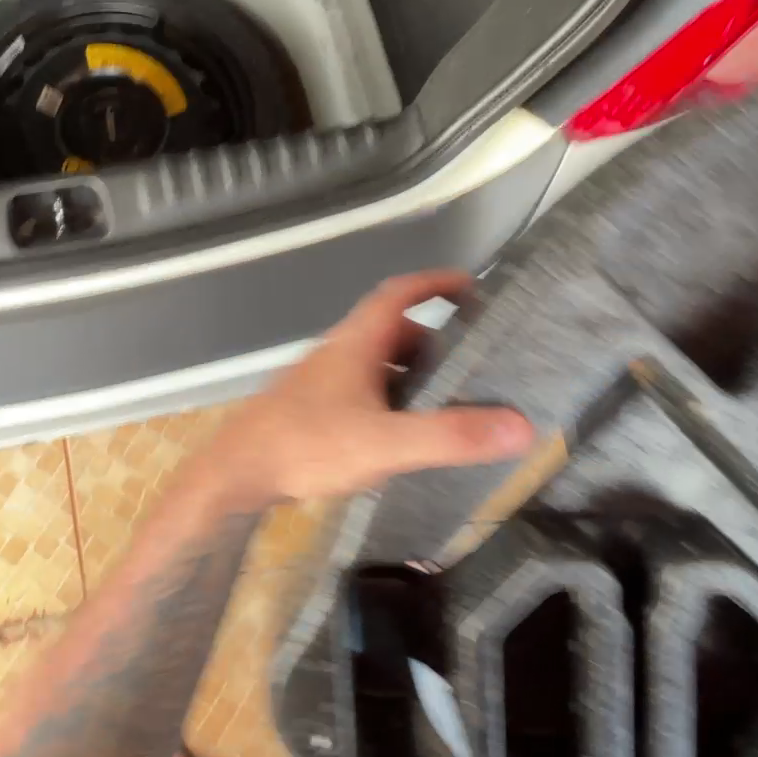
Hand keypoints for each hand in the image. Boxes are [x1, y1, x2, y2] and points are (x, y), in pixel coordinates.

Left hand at [189, 269, 535, 507]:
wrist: (236, 473)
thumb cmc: (307, 445)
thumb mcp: (387, 443)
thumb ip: (450, 436)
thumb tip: (521, 428)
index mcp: (356, 343)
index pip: (399, 293)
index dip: (435, 283)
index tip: (472, 286)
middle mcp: (337, 352)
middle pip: (391, 331)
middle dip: (433, 342)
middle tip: (471, 366)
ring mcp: (319, 380)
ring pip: (374, 364)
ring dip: (409, 374)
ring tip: (445, 404)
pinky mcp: (310, 408)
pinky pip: (360, 390)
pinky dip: (387, 399)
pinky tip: (398, 434)